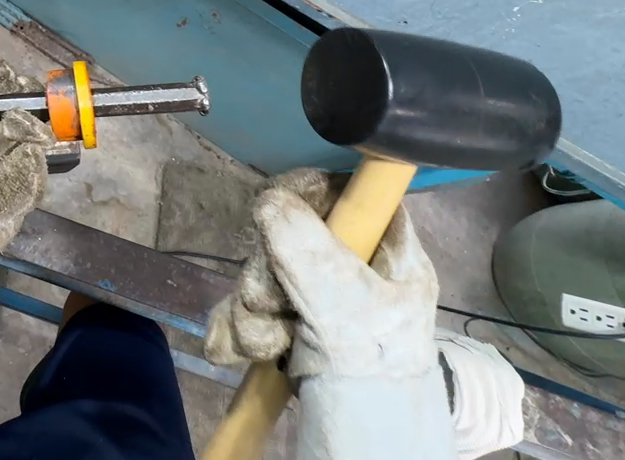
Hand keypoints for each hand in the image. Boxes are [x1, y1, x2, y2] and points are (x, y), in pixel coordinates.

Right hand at [205, 169, 456, 459]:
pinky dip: (237, 327)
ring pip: (262, 268)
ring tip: (264, 342)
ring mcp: (317, 299)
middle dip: (266, 269)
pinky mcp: (288, 324)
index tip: (279, 206)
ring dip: (250, 306)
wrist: (357, 452)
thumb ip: (308, 248)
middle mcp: (351, 270)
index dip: (309, 190)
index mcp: (386, 255)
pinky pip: (249, 303)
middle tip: (269, 300)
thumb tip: (268, 199)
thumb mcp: (348, 308)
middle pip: (288, 231)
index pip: (347, 193)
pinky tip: (240, 350)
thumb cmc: (373, 381)